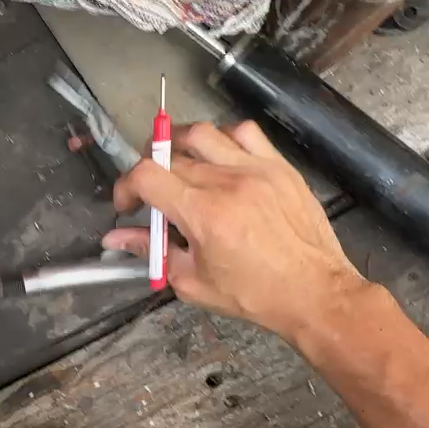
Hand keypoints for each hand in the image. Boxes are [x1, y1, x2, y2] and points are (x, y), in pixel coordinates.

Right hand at [103, 120, 371, 340]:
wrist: (313, 291)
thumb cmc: (252, 294)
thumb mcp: (190, 280)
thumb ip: (151, 251)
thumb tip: (115, 238)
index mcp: (204, 214)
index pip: (147, 175)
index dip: (126, 186)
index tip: (128, 205)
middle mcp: (228, 183)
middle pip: (170, 157)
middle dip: (150, 176)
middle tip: (153, 200)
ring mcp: (257, 169)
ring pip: (202, 134)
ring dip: (179, 146)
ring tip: (178, 167)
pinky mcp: (279, 167)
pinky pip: (243, 133)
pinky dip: (222, 140)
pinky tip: (219, 160)